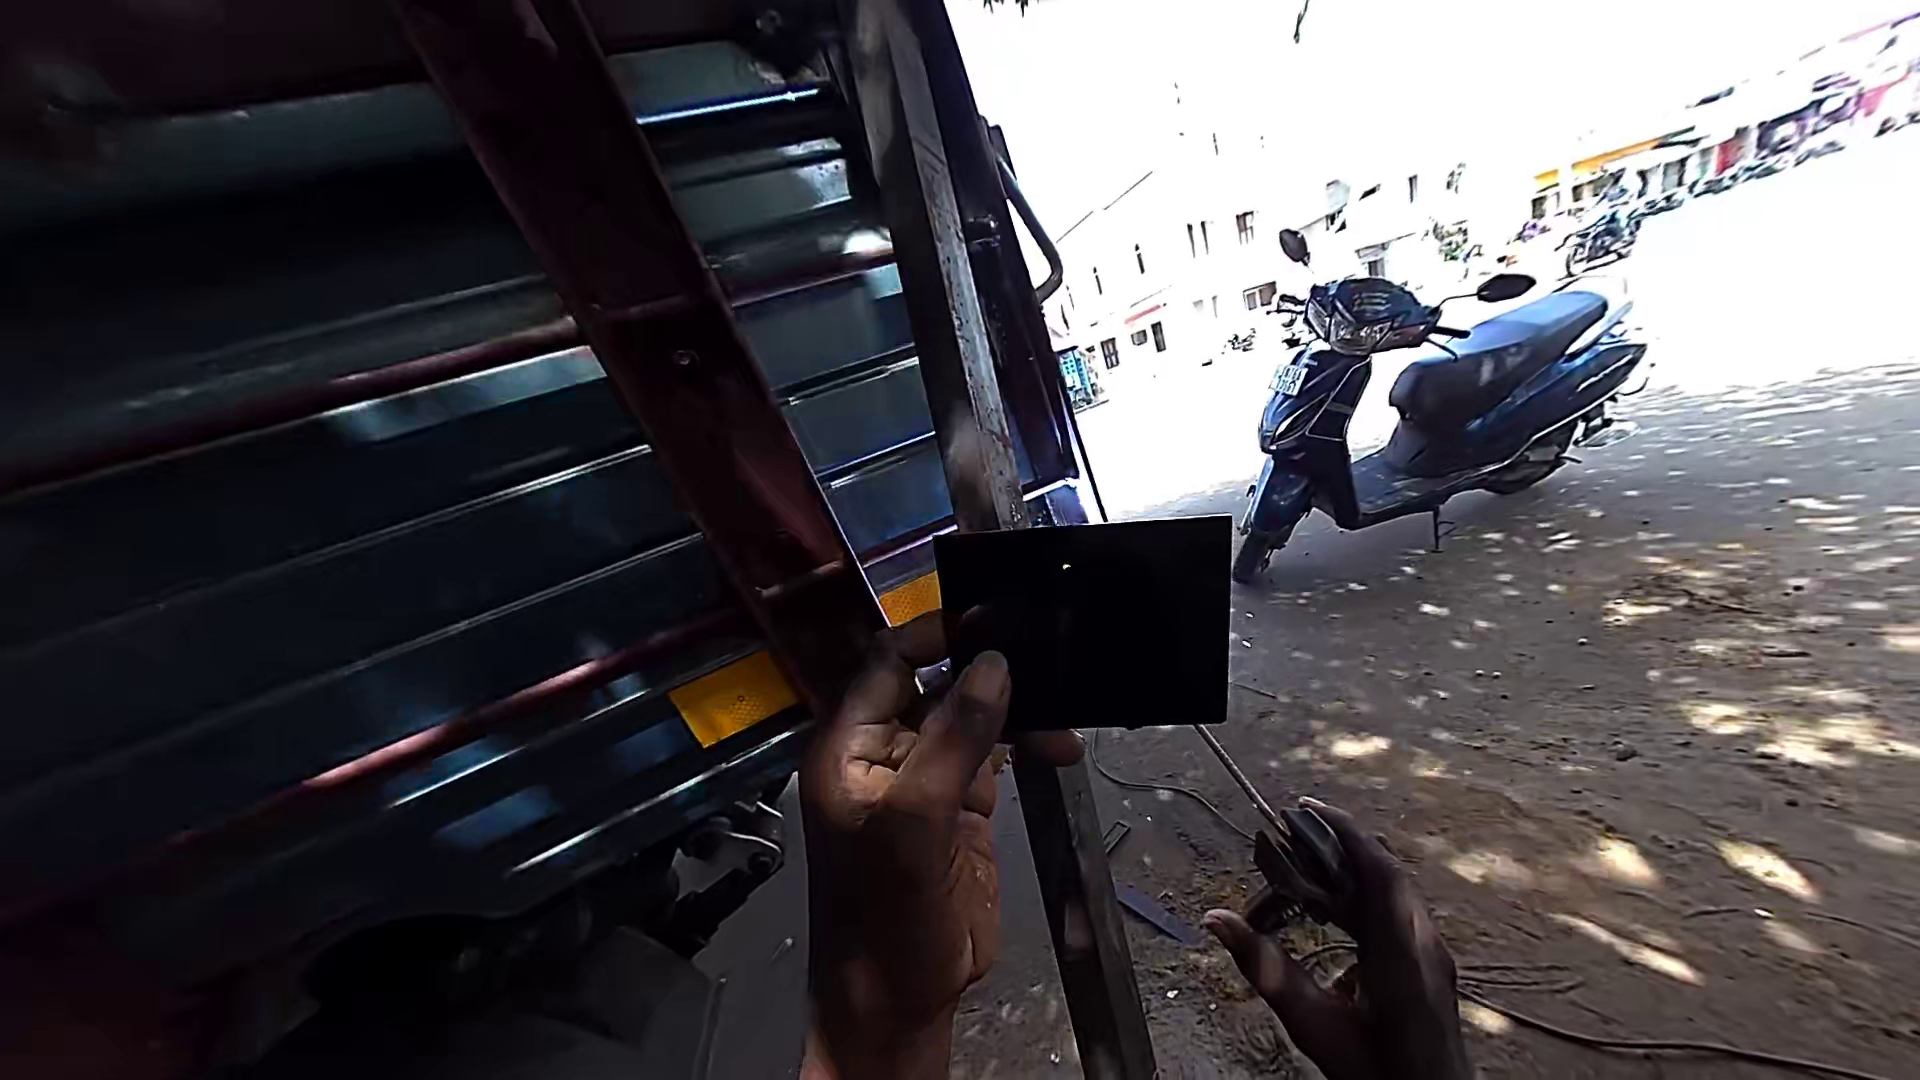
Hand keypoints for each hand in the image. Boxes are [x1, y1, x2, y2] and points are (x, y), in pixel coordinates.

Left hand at [799, 612, 1079, 1078]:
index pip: (888, 660)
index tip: (989, 619)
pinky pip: (994, 751)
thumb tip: (993, 662)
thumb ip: (954, 738)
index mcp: (850, 740)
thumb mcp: (917, 820)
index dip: (934, 634)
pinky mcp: (960, 798)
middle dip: (983, 669)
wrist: (903, 998)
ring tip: (1061, 711)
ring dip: (1014, 710)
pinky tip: (1061, 747)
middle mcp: (885, 745)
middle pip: (935, 681)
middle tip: (1039, 650)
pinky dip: (1026, 743)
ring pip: (970, 714)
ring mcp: (925, 771)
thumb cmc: (889, 911)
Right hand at [1204, 799, 1469, 1079]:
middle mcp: (1423, 946)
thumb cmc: (1374, 1073)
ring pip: (1391, 887)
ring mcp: (1430, 954)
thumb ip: (1264, 968)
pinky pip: (1394, 906)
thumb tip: (1214, 918)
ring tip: (1305, 859)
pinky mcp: (1428, 962)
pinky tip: (1329, 903)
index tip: (1306, 805)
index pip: (1380, 871)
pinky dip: (1359, 889)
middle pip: (1386, 871)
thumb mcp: (1312, 1024)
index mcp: (1400, 956)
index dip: (1345, 830)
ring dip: (1349, 865)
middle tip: (1296, 828)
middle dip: (1341, 841)